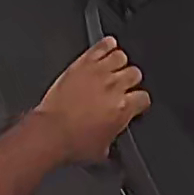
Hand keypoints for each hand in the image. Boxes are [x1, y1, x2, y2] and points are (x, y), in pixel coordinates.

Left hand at [32, 36, 150, 163]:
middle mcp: (114, 86)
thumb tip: (115, 135)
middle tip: (122, 86)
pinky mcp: (84, 63)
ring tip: (113, 68)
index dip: (139, 101)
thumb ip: (115, 136)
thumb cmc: (73, 143)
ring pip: (121, 56)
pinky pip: (102, 45)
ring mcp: (99, 72)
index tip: (134, 102)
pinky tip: (107, 47)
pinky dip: (107, 44)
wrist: (50, 133)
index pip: (143, 97)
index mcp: (123, 108)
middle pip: (135, 73)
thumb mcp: (102, 150)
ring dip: (119, 62)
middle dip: (130, 80)